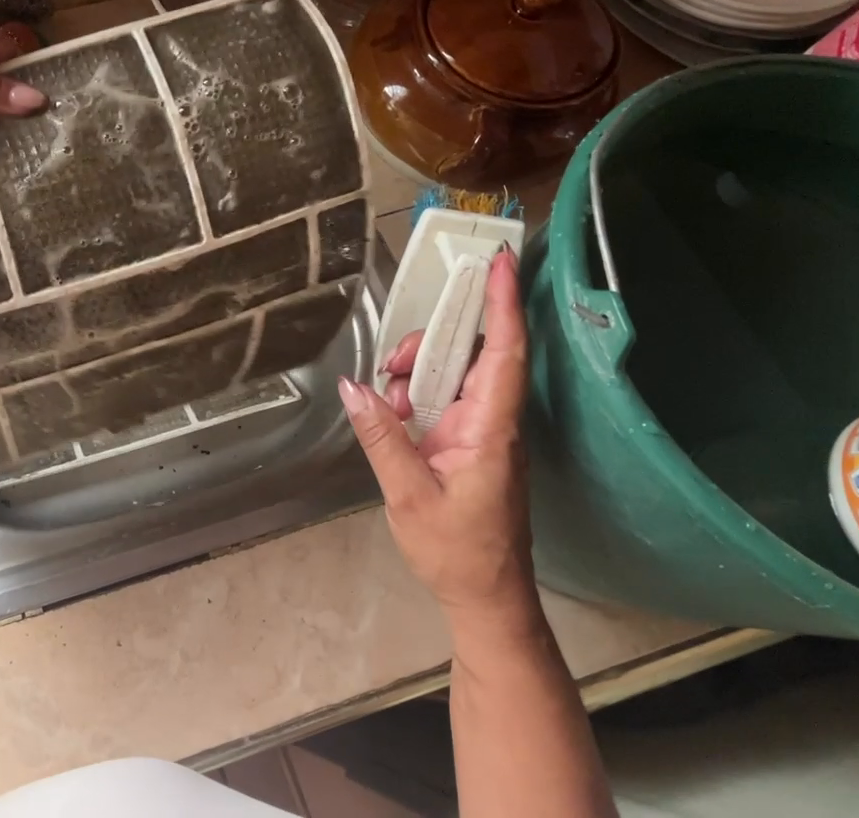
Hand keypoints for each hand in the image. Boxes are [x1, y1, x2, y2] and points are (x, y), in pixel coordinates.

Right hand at [338, 249, 536, 624]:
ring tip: (387, 400)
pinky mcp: (469, 444)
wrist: (486, 597)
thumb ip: (382, 436)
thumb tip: (353, 387)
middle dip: (431, 343)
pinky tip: (394, 414)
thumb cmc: (457, 551)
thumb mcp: (409, 494)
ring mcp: (483, 432)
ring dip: (417, 374)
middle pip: (473, 355)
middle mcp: (494, 421)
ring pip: (454, 376)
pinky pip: (445, 402)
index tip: (501, 261)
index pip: (504, 353)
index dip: (504, 305)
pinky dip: (416, 398)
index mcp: (491, 429)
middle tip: (391, 366)